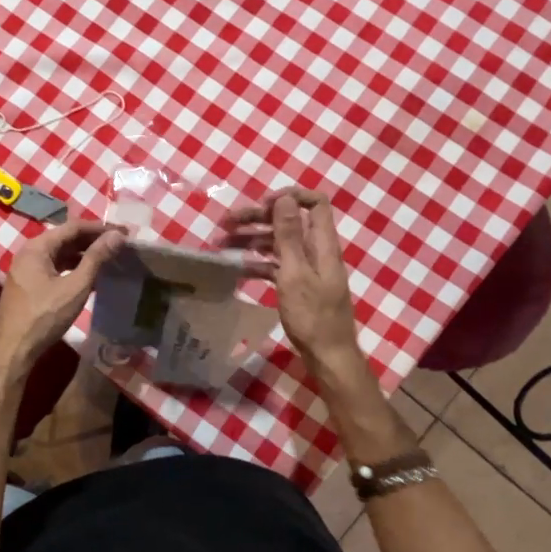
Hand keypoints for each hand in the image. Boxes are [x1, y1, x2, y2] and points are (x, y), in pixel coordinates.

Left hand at [0, 219, 124, 375]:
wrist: (12, 349)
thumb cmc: (44, 316)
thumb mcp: (75, 287)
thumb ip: (96, 259)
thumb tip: (117, 235)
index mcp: (38, 246)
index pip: (74, 227)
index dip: (101, 228)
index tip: (125, 233)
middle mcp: (30, 252)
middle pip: (66, 238)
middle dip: (93, 241)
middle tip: (121, 246)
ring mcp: (27, 269)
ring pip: (61, 254)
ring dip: (84, 256)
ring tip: (110, 260)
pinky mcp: (29, 284)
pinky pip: (55, 268)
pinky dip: (73, 269)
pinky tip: (91, 277)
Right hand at [224, 188, 362, 375]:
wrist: (327, 355)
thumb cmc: (312, 315)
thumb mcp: (295, 273)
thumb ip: (289, 235)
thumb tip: (284, 199)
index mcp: (322, 243)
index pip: (314, 203)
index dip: (289, 197)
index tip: (261, 204)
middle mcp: (316, 250)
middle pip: (289, 221)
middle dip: (259, 217)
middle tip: (227, 222)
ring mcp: (307, 268)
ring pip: (279, 242)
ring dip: (253, 239)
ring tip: (223, 242)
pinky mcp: (299, 285)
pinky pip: (276, 264)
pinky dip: (258, 262)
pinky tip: (237, 267)